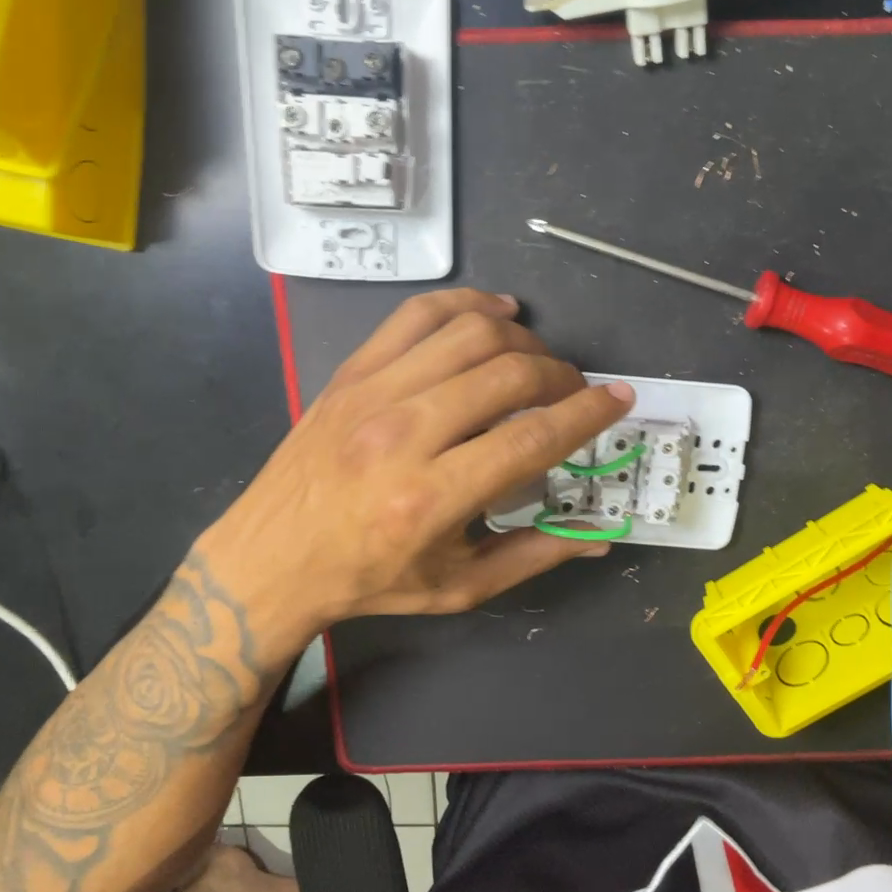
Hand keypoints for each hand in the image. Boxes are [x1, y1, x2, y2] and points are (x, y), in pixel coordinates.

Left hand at [193, 290, 633, 654]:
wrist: (271, 558)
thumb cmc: (370, 580)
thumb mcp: (459, 586)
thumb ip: (534, 556)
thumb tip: (601, 534)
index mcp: (431, 498)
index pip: (531, 437)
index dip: (586, 413)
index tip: (619, 398)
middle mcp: (402, 435)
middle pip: (507, 376)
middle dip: (560, 376)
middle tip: (575, 392)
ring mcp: (372, 394)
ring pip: (469, 335)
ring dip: (522, 341)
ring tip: (540, 363)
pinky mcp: (352, 372)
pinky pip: (418, 316)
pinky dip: (467, 304)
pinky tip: (499, 313)